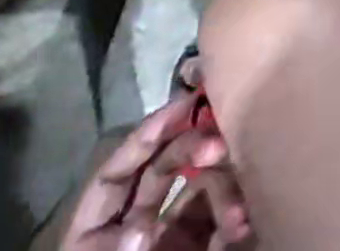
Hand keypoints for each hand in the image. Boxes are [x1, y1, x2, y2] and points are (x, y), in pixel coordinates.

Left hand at [60, 93, 249, 250]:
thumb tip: (140, 227)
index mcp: (95, 231)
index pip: (118, 169)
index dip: (147, 134)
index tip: (184, 103)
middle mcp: (135, 224)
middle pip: (165, 169)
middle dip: (194, 150)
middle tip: (220, 142)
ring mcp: (170, 237)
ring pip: (201, 189)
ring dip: (224, 188)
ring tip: (238, 214)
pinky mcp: (203, 248)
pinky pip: (221, 221)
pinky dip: (236, 216)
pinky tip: (244, 224)